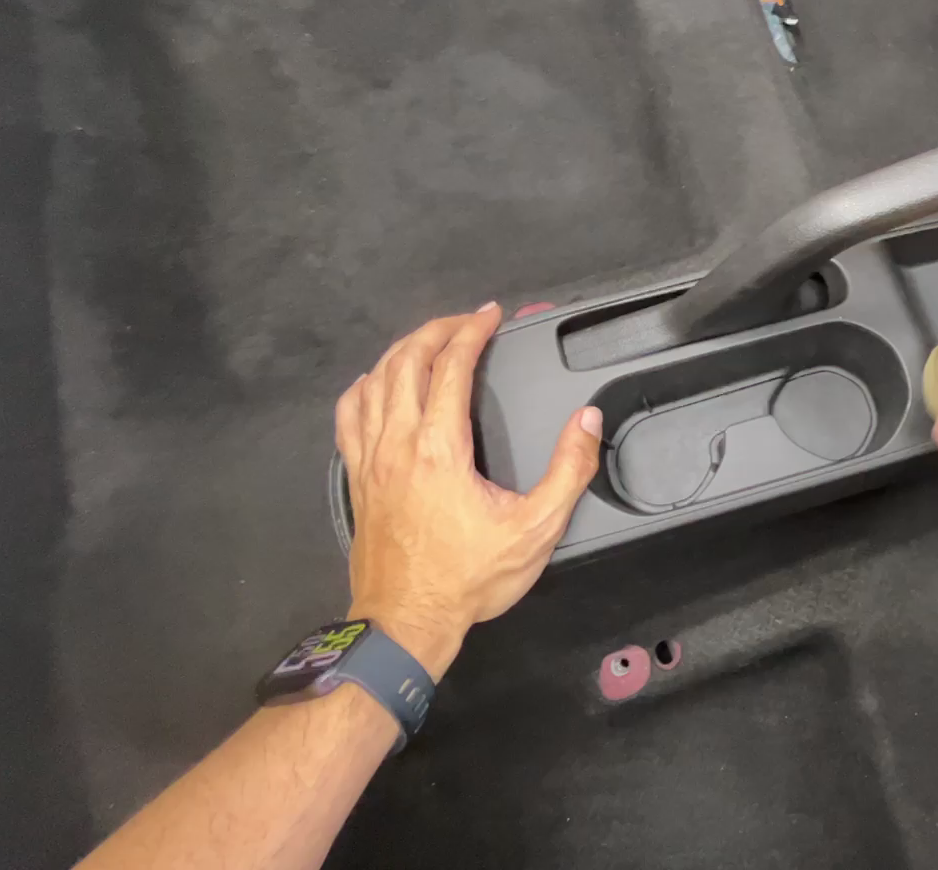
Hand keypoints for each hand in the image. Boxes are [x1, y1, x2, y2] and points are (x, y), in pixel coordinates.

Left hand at [335, 303, 602, 678]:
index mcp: (441, 448)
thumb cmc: (472, 575)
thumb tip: (587, 418)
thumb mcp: (538, 527)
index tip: (491, 314)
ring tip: (430, 342)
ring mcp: (370, 459)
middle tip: (466, 321)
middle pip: (406, 362)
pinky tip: (381, 383)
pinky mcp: (357, 477)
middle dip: (437, 330)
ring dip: (403, 350)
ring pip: (375, 381)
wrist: (406, 622)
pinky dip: (367, 385)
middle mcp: (399, 442)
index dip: (472, 332)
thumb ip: (569, 468)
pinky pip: (350, 413)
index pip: (451, 367)